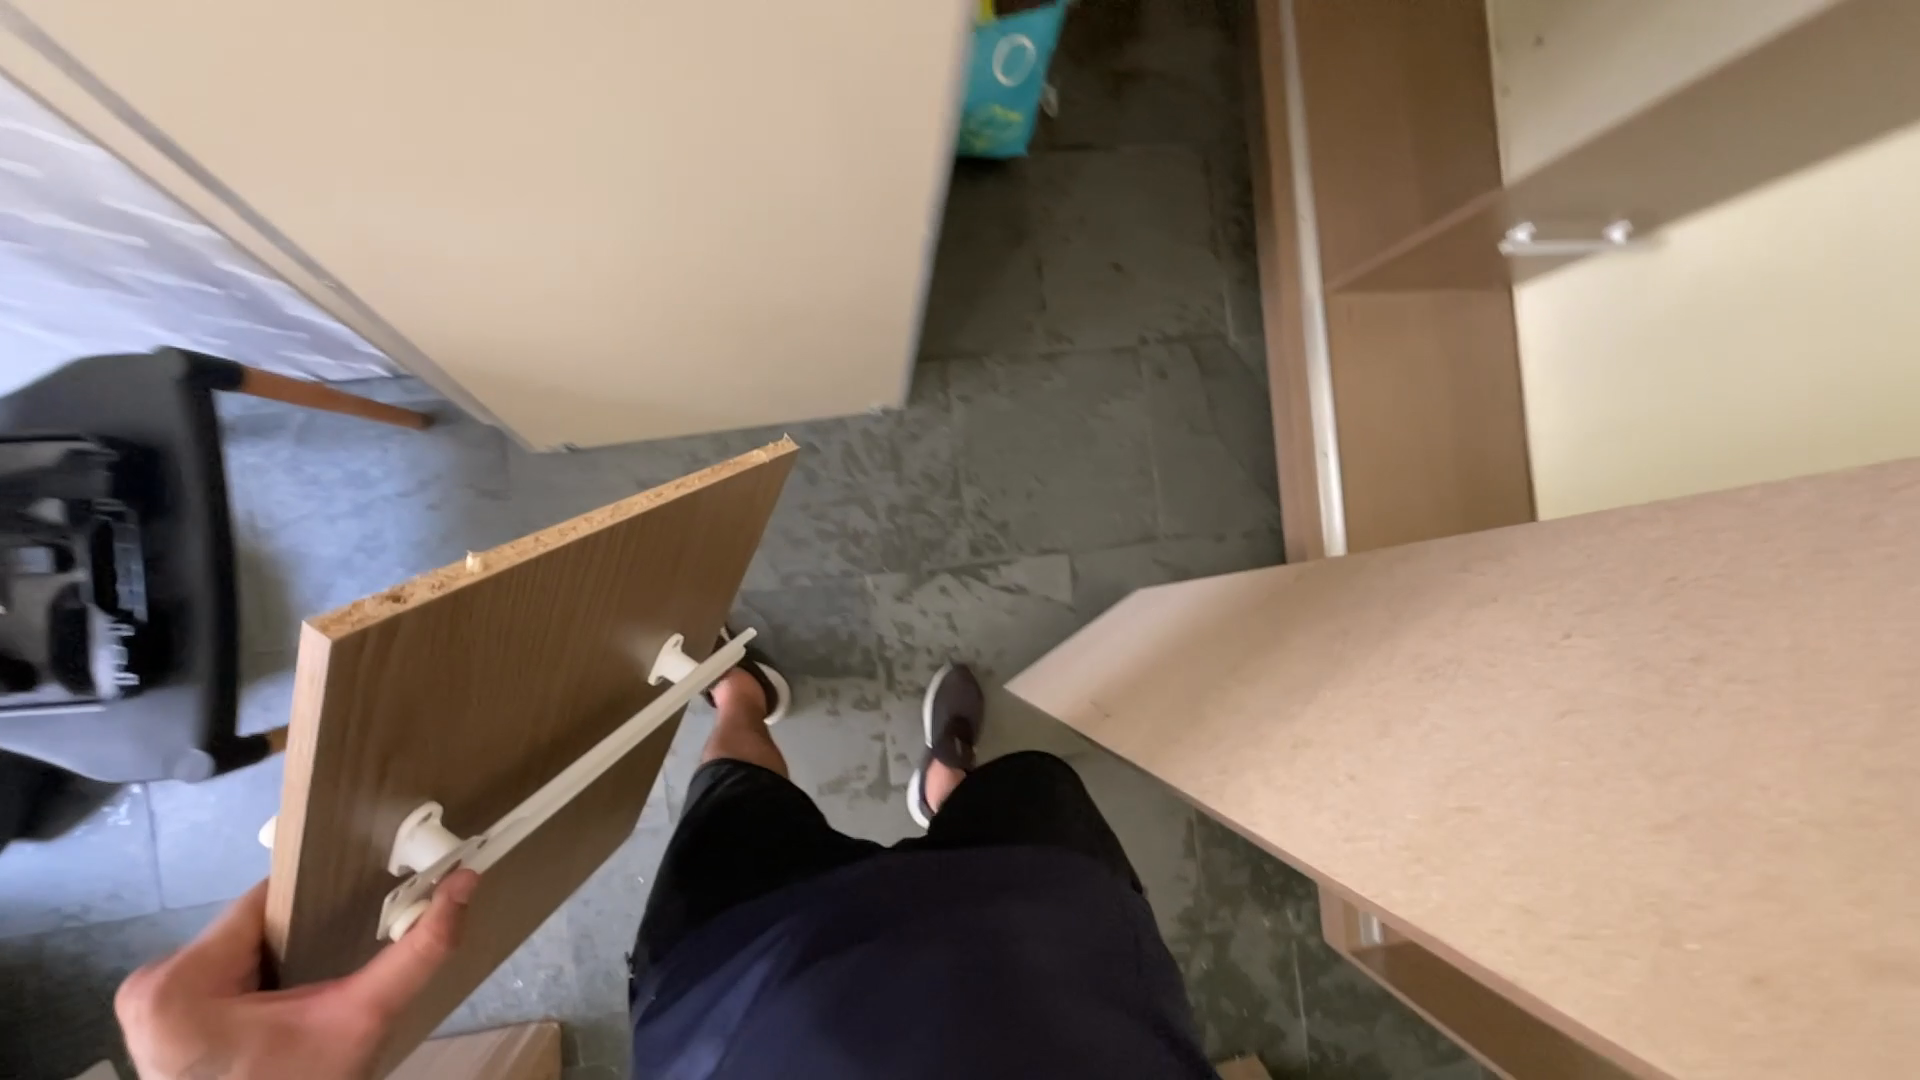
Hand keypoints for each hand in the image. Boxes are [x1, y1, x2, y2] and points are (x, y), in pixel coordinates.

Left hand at [116, 870, 479, 1079]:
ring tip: (342, 962)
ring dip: (301, 948)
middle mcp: (155, 983)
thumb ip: (419, 949)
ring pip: (253, 943)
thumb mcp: (364, 1018)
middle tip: (367, 933)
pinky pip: (236, 970)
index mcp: (180, 980)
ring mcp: (155, 1006)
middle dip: (319, 925)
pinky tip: (309, 989)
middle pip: (263, 921)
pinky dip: (278, 971)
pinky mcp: (167, 1022)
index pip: (273, 897)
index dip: (331, 888)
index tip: (380, 888)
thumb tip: (467, 878)